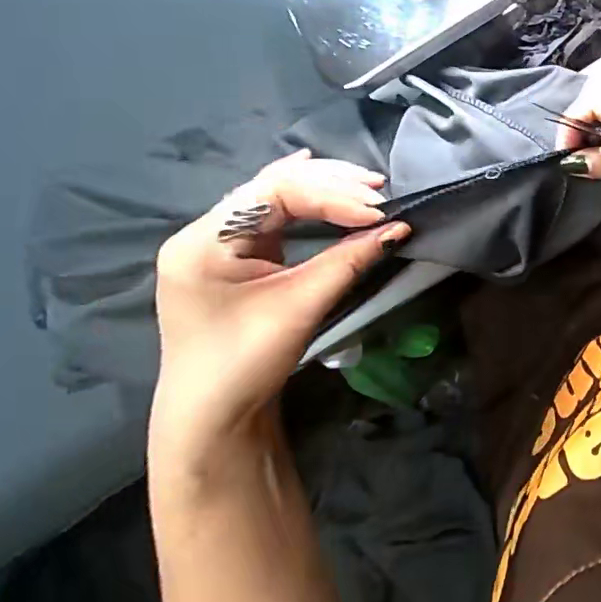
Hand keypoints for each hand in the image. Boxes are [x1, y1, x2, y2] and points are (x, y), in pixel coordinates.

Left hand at [149, 151, 406, 482]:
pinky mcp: (235, 256)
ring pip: (274, 196)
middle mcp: (204, 232)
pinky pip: (272, 215)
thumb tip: (397, 228)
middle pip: (273, 187)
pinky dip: (305, 201)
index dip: (331, 194)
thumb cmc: (245, 364)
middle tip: (378, 191)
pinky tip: (322, 181)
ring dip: (321, 189)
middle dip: (329, 184)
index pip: (275, 191)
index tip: (377, 211)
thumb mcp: (298, 307)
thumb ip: (347, 261)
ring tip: (365, 188)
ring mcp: (217, 243)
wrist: (212, 420)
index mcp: (204, 241)